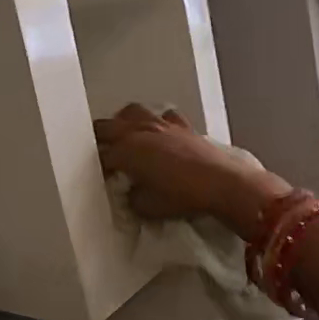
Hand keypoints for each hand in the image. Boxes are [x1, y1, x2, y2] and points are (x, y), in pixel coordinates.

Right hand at [94, 104, 290, 231]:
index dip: (96, 166)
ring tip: (123, 134)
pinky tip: (159, 132)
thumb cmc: (182, 196)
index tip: (97, 175)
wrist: (222, 184)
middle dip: (99, 138)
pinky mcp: (183, 126)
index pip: (101, 155)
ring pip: (132, 112)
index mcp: (125, 151)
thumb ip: (132, 198)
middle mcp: (139, 131)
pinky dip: (156, 122)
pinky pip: (163, 116)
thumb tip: (131, 194)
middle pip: (107, 126)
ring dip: (123, 121)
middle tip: (99, 152)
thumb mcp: (147, 207)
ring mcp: (161, 125)